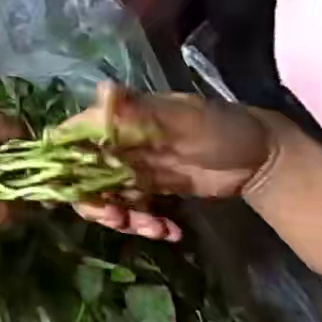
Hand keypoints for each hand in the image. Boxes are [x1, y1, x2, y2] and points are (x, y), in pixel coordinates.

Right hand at [71, 83, 293, 240]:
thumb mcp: (181, 117)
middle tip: (119, 219)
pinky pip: (131, 212)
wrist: (260, 158)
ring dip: (122, 218)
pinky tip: (170, 231)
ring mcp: (129, 169)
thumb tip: (103, 90)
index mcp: (113, 121)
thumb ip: (141, 109)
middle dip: (94, 202)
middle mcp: (113, 145)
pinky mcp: (147, 191)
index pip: (70, 138)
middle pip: (80, 175)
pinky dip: (145, 225)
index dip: (61, 164)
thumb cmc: (218, 126)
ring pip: (104, 198)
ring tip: (154, 229)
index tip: (72, 189)